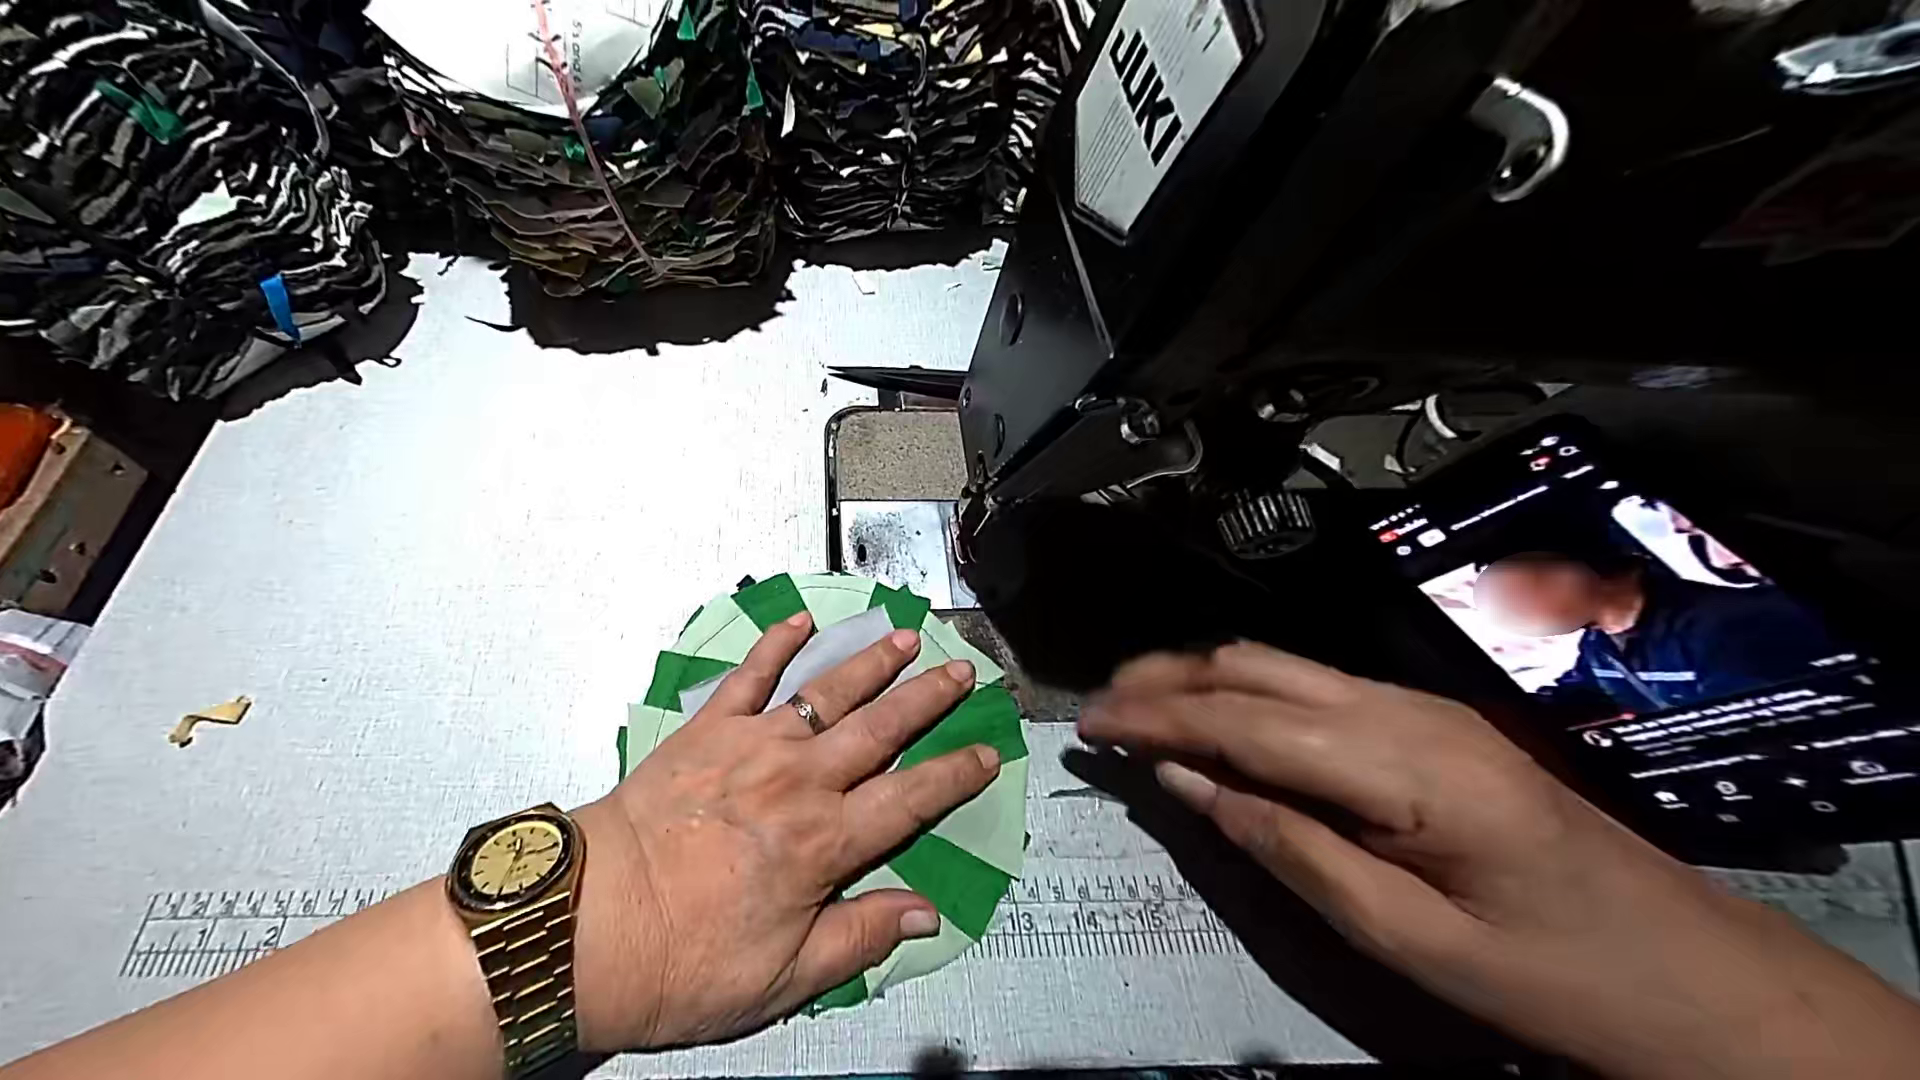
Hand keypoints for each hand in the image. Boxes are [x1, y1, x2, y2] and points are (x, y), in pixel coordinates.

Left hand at [569, 613, 998, 1049]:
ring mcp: (756, 745)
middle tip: (960, 673)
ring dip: (873, 662)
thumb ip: (859, 936)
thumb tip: (925, 916)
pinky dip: (776, 643)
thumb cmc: (680, 960)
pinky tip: (800, 620)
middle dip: (929, 698)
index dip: (956, 775)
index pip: (912, 798)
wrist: (582, 926)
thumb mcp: (781, 977)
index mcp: (824, 841)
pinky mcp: (710, 728)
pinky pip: (750, 675)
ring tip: (905, 638)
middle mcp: (800, 781)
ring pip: (831, 692)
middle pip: (882, 727)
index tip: (985, 755)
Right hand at [1081, 643, 1919, 1079]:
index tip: (1091, 722)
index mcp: (1399, 762)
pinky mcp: (1414, 716)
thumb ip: (1283, 843)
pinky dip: (1237, 694)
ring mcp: (1408, 703)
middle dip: (1162, 679)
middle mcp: (1396, 707)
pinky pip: (1301, 686)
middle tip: (1099, 704)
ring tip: (1136, 701)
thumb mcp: (1401, 936)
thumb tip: (1184, 780)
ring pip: (1272, 665)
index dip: (1156, 716)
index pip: (1241, 719)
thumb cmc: (1550, 974)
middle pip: (1249, 668)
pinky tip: (1211, 719)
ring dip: (1195, 678)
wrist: (1702, 976)